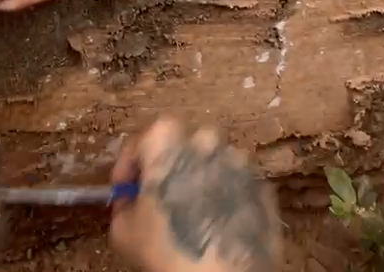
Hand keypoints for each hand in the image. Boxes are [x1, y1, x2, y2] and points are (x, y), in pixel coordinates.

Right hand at [111, 118, 279, 271]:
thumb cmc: (168, 246)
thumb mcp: (123, 229)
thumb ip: (122, 204)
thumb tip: (130, 201)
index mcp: (166, 137)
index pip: (138, 142)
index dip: (128, 167)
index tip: (125, 190)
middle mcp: (203, 137)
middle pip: (178, 145)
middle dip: (167, 167)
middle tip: (159, 198)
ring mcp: (237, 160)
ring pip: (210, 162)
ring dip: (199, 180)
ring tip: (192, 214)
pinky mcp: (262, 186)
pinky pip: (235, 185)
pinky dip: (225, 198)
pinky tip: (216, 224)